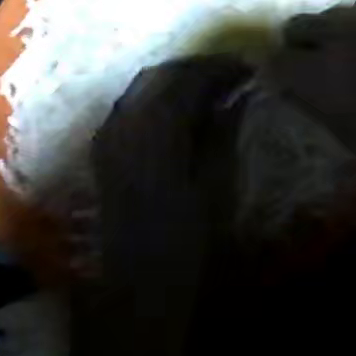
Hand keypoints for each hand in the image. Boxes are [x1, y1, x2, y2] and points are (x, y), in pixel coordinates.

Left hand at [77, 56, 250, 321]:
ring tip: (213, 86)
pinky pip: (132, 105)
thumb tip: (241, 94)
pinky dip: (159, 96)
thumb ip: (224, 133)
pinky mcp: (104, 151)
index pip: (188, 79)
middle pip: (161, 75)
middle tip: (235, 72)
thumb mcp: (217, 185)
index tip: (250, 67)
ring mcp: (109, 137)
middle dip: (199, 68)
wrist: (137, 288)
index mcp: (156, 132)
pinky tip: (182, 109)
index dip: (221, 68)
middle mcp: (125, 125)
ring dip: (178, 79)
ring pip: (143, 87)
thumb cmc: (187, 241)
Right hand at [265, 1, 355, 178]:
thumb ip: (314, 103)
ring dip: (335, 28)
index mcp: (322, 77)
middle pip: (298, 25)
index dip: (277, 69)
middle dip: (300, 42)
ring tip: (352, 45)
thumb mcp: (350, 136)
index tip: (285, 76)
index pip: (276, 60)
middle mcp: (340, 38)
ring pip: (334, 11)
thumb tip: (289, 84)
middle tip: (315, 58)